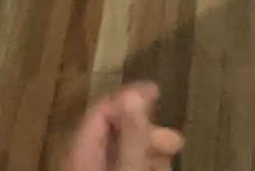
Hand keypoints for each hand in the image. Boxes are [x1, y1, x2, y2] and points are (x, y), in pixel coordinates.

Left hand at [64, 81, 184, 170]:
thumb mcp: (128, 166)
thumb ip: (131, 132)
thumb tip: (134, 91)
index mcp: (80, 151)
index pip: (101, 108)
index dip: (130, 95)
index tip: (158, 90)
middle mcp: (83, 158)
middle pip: (115, 129)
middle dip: (149, 128)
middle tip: (174, 140)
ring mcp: (95, 168)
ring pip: (123, 148)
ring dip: (151, 146)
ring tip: (171, 155)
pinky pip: (123, 162)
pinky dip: (144, 160)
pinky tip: (161, 165)